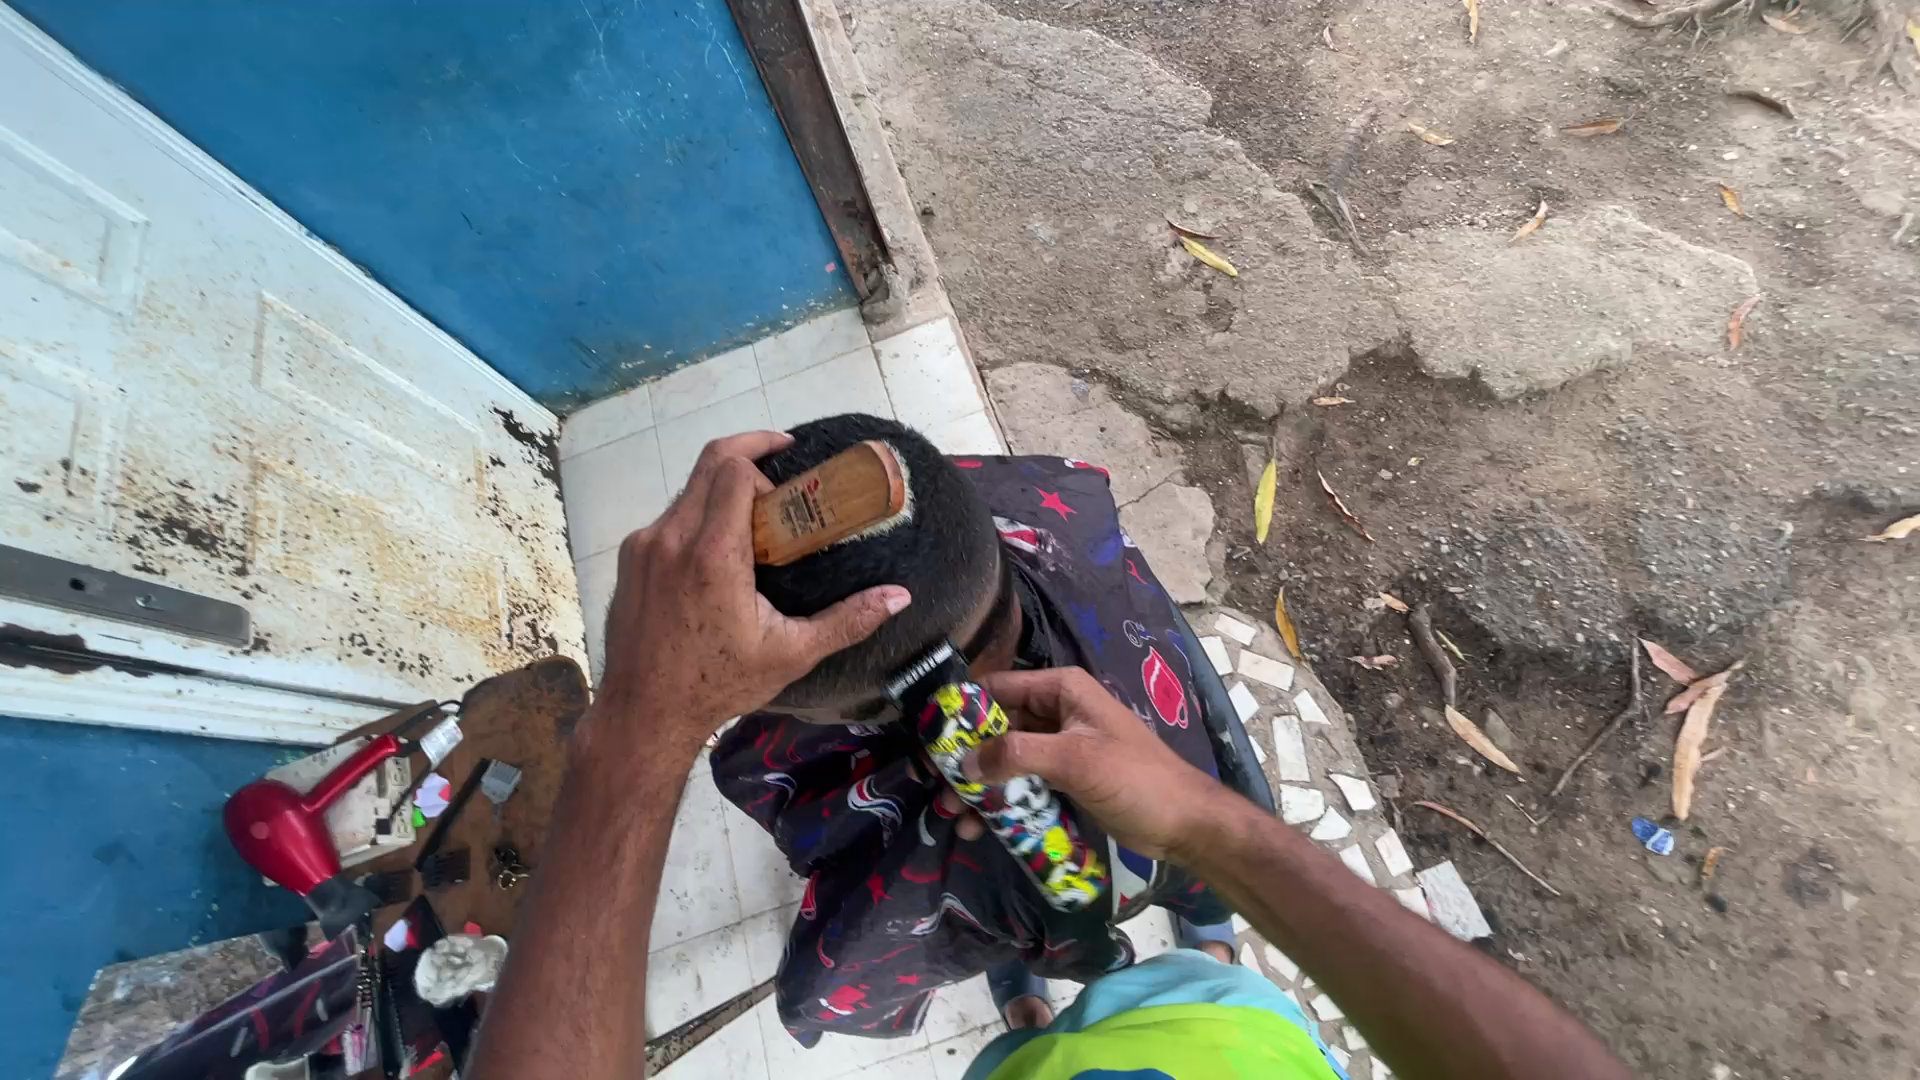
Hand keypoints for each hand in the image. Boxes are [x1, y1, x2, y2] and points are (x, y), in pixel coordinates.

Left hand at [590, 432, 910, 753]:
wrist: (643, 714)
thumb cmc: (719, 683)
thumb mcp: (792, 653)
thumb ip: (848, 620)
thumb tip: (900, 596)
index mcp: (713, 554)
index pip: (732, 469)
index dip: (762, 460)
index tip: (790, 473)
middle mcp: (671, 538)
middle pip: (709, 462)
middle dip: (748, 451)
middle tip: (782, 464)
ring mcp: (644, 546)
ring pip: (688, 489)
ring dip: (723, 488)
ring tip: (756, 514)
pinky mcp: (630, 558)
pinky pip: (670, 516)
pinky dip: (700, 514)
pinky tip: (722, 548)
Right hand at [957, 667, 1223, 858]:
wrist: (1184, 824)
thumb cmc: (1134, 778)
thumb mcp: (1075, 759)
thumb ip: (1018, 753)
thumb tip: (966, 761)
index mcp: (1062, 689)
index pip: (999, 688)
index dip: (963, 711)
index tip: (932, 740)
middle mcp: (1056, 711)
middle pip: (998, 728)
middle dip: (968, 757)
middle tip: (939, 788)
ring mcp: (1059, 747)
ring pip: (1007, 759)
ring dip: (981, 785)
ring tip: (954, 815)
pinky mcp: (1063, 779)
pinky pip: (1023, 784)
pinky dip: (1002, 801)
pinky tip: (981, 827)